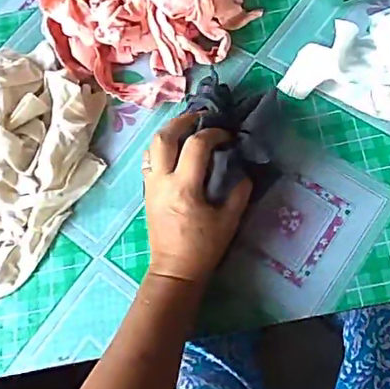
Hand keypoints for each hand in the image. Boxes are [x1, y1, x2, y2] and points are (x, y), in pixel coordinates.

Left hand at [142, 113, 252, 285]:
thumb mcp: (230, 220)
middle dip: (184, 121)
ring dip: (170, 131)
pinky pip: (150, 159)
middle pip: (164, 137)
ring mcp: (151, 185)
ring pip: (152, 146)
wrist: (174, 270)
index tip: (228, 136)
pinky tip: (177, 149)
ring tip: (188, 128)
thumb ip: (239, 191)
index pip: (196, 145)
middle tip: (202, 118)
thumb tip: (242, 169)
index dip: (214, 133)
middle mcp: (162, 181)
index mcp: (184, 187)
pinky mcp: (147, 191)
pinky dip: (163, 147)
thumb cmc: (204, 247)